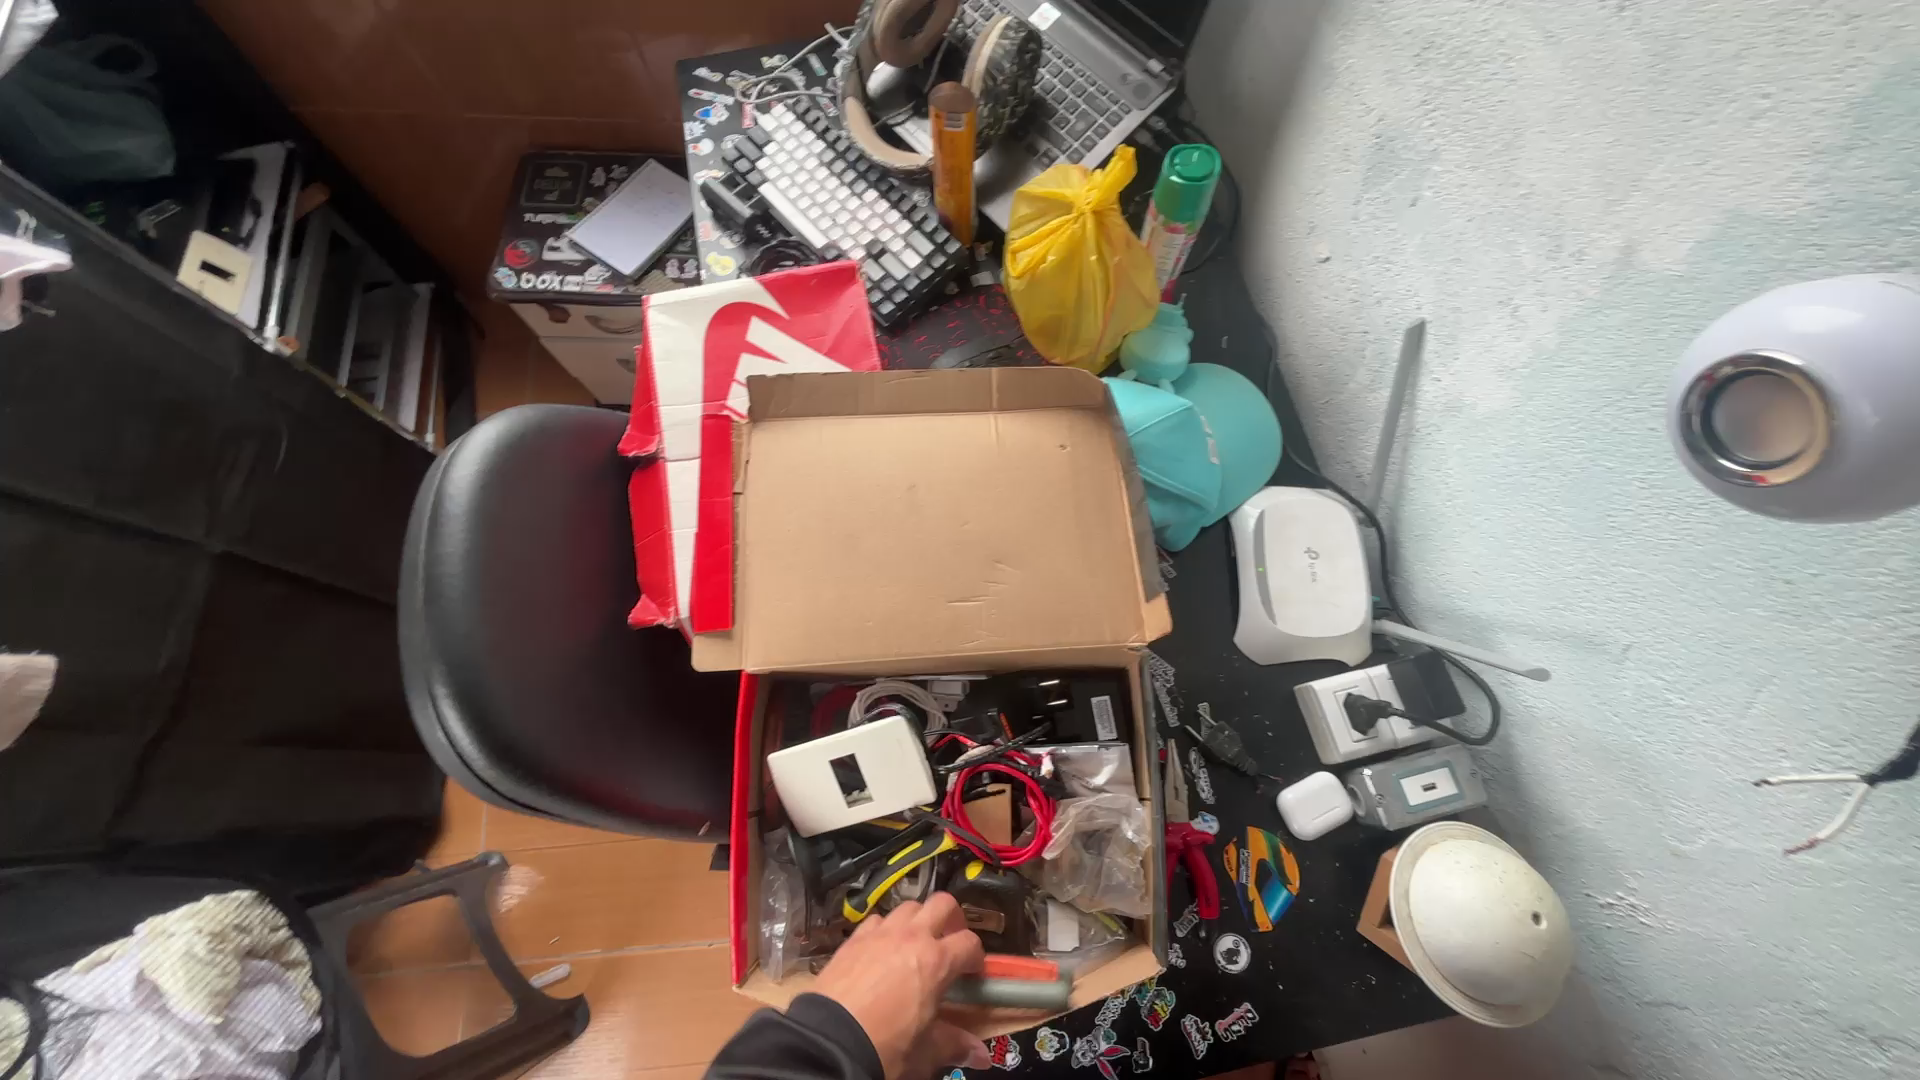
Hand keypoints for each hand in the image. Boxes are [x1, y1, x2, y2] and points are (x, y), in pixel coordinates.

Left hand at [812, 893, 988, 1079]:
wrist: (827, 1042)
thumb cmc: (883, 1046)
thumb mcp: (923, 1052)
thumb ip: (953, 1044)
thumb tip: (981, 1056)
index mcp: (936, 961)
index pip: (969, 943)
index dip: (976, 956)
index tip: (973, 972)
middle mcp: (911, 936)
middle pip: (942, 904)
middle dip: (952, 918)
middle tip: (949, 941)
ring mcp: (881, 932)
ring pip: (909, 906)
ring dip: (918, 920)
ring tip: (915, 944)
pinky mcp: (855, 937)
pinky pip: (878, 920)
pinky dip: (886, 929)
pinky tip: (881, 950)